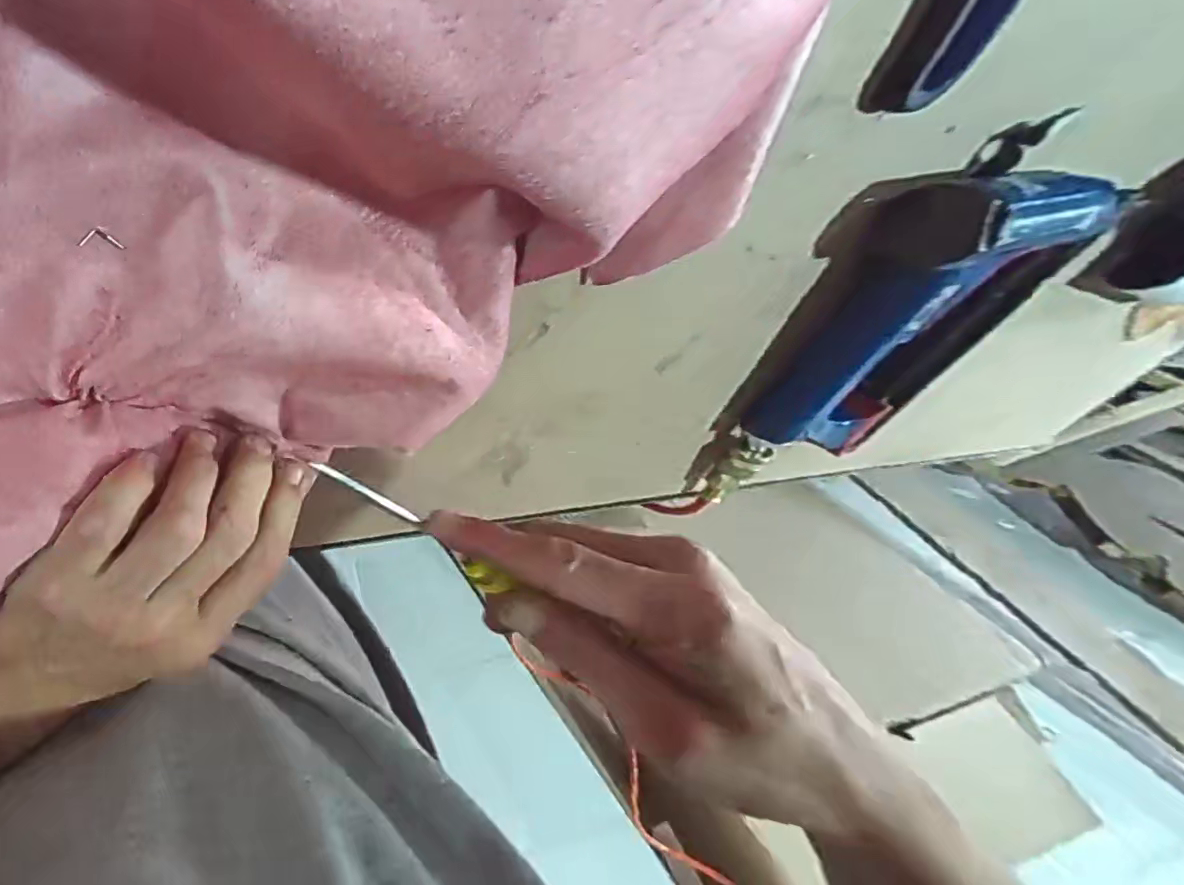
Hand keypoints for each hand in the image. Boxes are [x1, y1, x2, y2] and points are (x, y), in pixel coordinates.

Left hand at [0, 430, 310, 711]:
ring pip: (178, 523)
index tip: (293, 465)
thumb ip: (216, 573)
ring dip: (198, 471)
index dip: (284, 508)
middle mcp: (164, 624)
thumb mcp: (178, 627)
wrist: (30, 675)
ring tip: (203, 439)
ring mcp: (113, 603)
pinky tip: (148, 457)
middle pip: (227, 535)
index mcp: (202, 636)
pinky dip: (135, 479)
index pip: (261, 564)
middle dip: (249, 478)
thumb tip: (266, 496)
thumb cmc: (115, 641)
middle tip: (252, 442)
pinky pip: (110, 515)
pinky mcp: (64, 579)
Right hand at [428, 514, 926, 839]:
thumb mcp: (663, 728)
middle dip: (510, 565)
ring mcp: (682, 557)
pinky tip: (567, 615)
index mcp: (681, 605)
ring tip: (523, 621)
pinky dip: (564, 577)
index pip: (561, 561)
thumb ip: (582, 655)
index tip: (436, 522)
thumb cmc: (758, 760)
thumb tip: (510, 600)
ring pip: (578, 549)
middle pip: (565, 547)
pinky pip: (600, 559)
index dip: (491, 542)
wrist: (850, 765)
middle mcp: (679, 561)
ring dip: (537, 576)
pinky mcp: (682, 566)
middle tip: (485, 609)